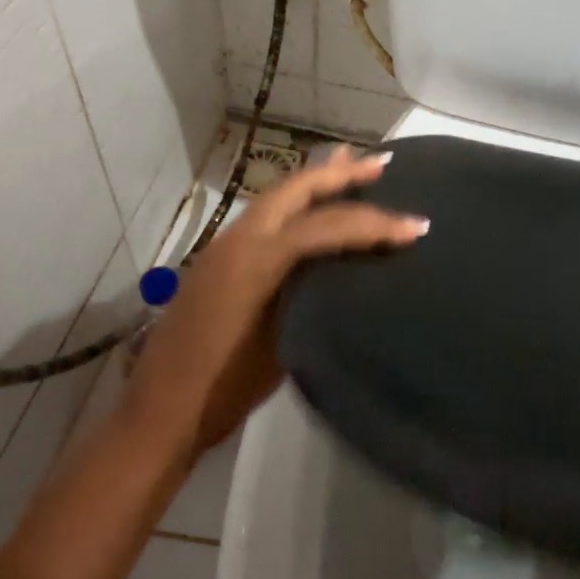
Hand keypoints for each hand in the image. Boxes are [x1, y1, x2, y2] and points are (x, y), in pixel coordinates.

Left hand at [123, 145, 428, 452]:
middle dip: (342, 175)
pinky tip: (312, 209)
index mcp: (256, 258)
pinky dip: (295, 204)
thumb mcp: (284, 341)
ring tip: (352, 167)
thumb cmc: (226, 388)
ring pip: (278, 197)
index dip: (375, 223)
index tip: (418, 227)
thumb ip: (313, 292)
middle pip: (297, 189)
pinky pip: (265, 216)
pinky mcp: (218, 260)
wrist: (161, 413)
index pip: (327, 226)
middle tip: (383, 165)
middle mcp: (239, 239)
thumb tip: (348, 266)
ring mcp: (224, 246)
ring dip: (316, 182)